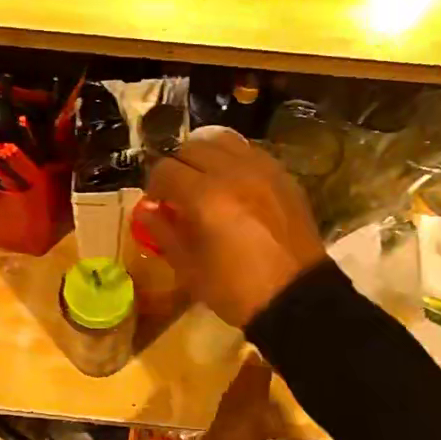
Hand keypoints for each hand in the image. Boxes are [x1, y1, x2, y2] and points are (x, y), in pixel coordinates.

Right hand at [142, 130, 325, 328]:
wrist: (296, 298)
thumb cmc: (236, 290)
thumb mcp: (190, 269)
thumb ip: (164, 232)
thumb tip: (145, 210)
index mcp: (205, 196)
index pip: (165, 170)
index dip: (154, 186)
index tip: (157, 204)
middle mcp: (233, 172)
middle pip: (192, 148)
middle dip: (178, 168)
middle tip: (178, 193)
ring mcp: (262, 170)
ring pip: (223, 141)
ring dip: (207, 157)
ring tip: (206, 182)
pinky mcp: (283, 176)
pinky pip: (251, 153)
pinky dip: (235, 161)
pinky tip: (235, 185)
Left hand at [189, 357, 321, 439]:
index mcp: (247, 419)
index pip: (257, 383)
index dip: (266, 367)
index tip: (277, 352)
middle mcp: (230, 417)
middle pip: (241, 387)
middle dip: (254, 373)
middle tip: (271, 361)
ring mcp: (217, 429)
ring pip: (233, 399)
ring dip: (245, 387)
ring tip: (264, 381)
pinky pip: (228, 412)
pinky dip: (239, 404)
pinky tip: (250, 413)